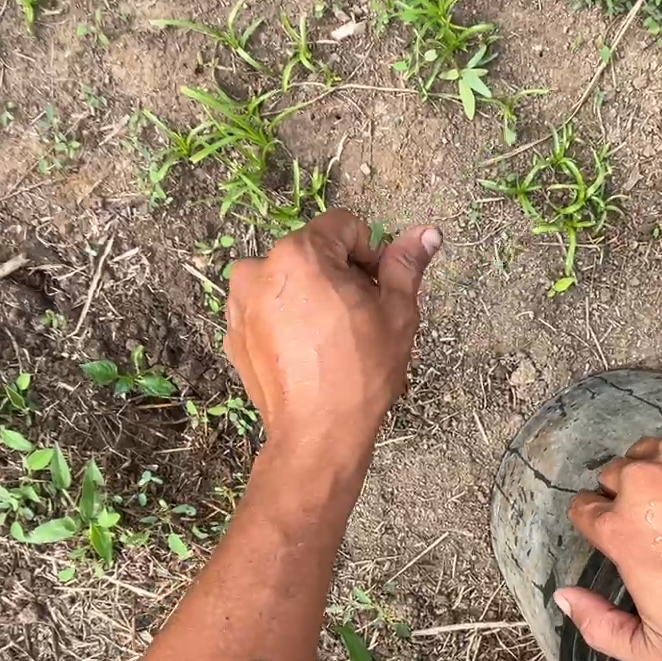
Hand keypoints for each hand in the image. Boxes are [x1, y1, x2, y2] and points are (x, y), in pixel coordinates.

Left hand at [225, 209, 439, 460]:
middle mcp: (260, 269)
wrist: (318, 434)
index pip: (344, 226)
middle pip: (314, 253)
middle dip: (342, 277)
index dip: (371, 254)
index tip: (380, 289)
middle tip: (362, 319)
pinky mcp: (235, 333)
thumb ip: (406, 266)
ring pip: (290, 282)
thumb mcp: (397, 314)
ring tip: (336, 339)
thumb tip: (426, 233)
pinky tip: (312, 354)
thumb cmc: (362, 372)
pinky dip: (290, 322)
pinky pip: (270, 311)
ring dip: (314, 297)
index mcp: (301, 254)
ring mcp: (241, 303)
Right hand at [555, 423, 661, 660]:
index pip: (584, 510)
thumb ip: (599, 629)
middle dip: (629, 498)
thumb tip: (563, 597)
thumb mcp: (658, 653)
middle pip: (614, 477)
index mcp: (620, 527)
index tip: (628, 540)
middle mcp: (643, 480)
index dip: (603, 526)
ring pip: (652, 454)